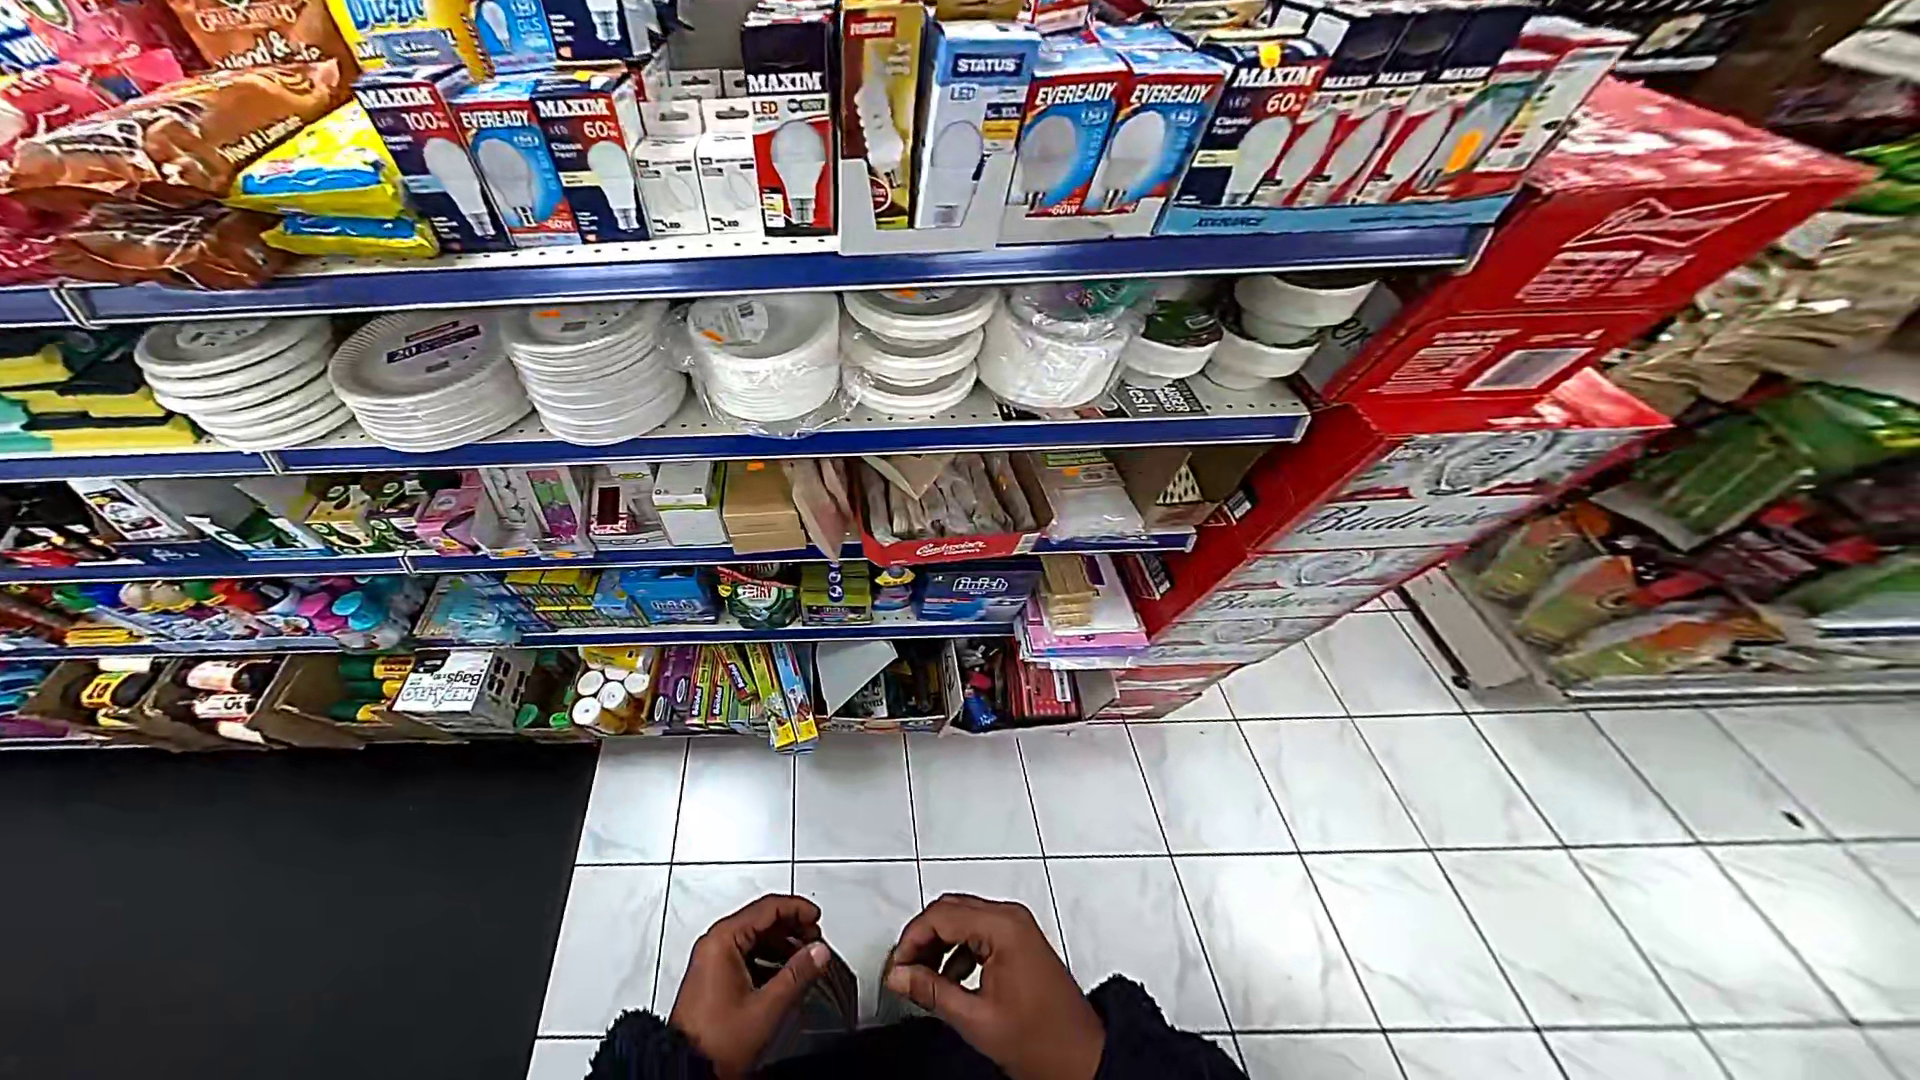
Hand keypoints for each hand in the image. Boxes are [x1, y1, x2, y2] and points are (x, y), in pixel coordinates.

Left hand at [669, 894, 831, 1079]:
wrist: (683, 1074)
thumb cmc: (714, 1043)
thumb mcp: (766, 1007)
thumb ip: (798, 974)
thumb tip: (820, 952)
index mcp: (723, 940)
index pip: (768, 907)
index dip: (797, 909)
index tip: (816, 917)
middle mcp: (714, 944)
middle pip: (761, 919)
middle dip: (792, 926)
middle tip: (813, 937)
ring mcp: (712, 959)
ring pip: (755, 936)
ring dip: (782, 942)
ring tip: (803, 956)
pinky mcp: (713, 976)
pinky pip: (746, 953)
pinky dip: (768, 957)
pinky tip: (784, 973)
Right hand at [884, 894, 1103, 1079]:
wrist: (1081, 1058)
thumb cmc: (1043, 1041)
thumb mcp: (976, 1019)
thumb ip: (931, 992)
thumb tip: (900, 975)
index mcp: (1003, 927)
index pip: (942, 915)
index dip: (912, 939)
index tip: (896, 965)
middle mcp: (1011, 918)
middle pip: (951, 910)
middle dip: (922, 938)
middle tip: (903, 969)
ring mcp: (1016, 926)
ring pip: (962, 919)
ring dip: (938, 944)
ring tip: (921, 978)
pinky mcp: (1017, 939)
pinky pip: (977, 931)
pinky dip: (956, 950)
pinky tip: (948, 980)